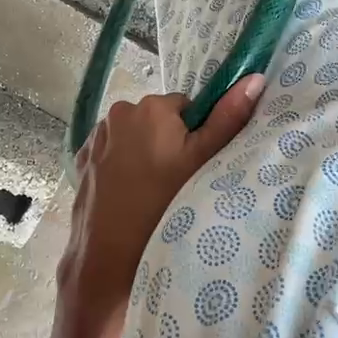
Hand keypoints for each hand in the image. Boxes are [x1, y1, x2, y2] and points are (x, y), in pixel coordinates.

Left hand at [57, 78, 265, 322]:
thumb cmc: (161, 205)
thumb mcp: (202, 160)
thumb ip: (229, 117)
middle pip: (157, 121)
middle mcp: (119, 111)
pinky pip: (111, 152)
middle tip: (172, 182)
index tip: (190, 166)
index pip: (185, 108)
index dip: (192, 137)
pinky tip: (126, 195)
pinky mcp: (82, 160)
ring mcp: (97, 136)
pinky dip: (120, 166)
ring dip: (142, 154)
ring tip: (149, 193)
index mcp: (152, 106)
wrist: (107, 259)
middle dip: (166, 144)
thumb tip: (254, 78)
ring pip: (133, 137)